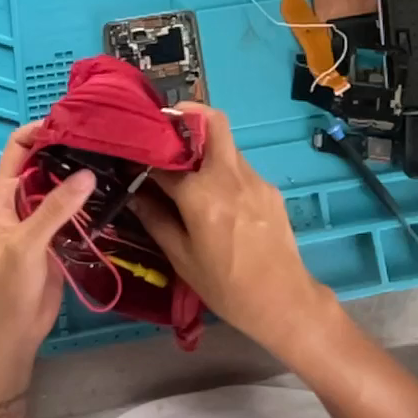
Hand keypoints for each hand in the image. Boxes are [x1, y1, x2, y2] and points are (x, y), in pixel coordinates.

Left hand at [0, 122, 94, 358]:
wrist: (11, 334)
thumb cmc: (7, 288)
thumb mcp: (28, 244)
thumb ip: (55, 208)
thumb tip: (87, 173)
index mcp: (5, 196)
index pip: (18, 149)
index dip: (40, 131)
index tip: (72, 121)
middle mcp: (23, 201)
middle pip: (46, 163)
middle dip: (69, 148)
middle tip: (105, 137)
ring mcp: (42, 219)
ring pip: (64, 186)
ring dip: (83, 174)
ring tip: (115, 158)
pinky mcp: (60, 237)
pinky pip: (76, 210)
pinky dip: (91, 200)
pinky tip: (114, 191)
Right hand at [132, 103, 337, 352]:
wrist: (283, 300)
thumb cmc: (226, 287)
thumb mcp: (182, 258)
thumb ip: (156, 220)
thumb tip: (134, 195)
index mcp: (202, 194)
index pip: (165, 162)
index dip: (145, 159)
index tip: (133, 160)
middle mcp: (230, 176)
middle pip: (213, 121)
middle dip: (187, 116)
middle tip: (166, 132)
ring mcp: (255, 179)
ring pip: (227, 144)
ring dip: (205, 147)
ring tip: (188, 171)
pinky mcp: (270, 188)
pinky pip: (241, 168)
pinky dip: (223, 172)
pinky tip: (216, 199)